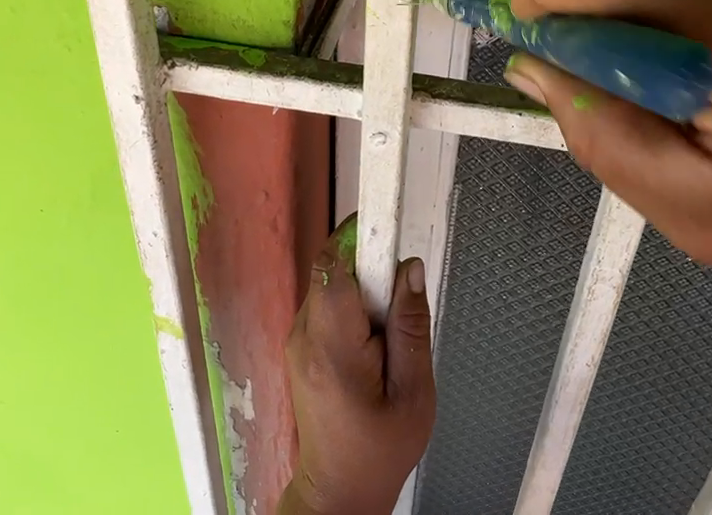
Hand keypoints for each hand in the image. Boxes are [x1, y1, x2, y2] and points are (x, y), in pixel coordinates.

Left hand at [281, 219, 435, 514]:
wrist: (339, 490)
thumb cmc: (380, 447)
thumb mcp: (413, 390)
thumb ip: (411, 325)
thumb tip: (411, 268)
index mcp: (331, 346)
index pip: (334, 265)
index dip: (361, 235)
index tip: (392, 223)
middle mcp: (304, 335)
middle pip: (332, 267)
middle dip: (370, 261)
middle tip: (403, 287)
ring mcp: (298, 339)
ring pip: (330, 281)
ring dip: (363, 283)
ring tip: (391, 319)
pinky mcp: (301, 344)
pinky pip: (327, 301)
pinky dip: (353, 300)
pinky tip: (376, 332)